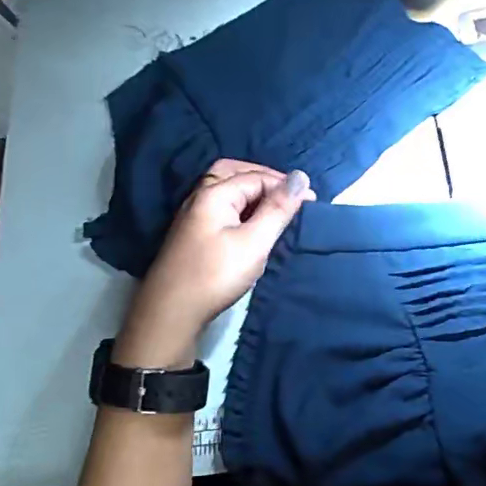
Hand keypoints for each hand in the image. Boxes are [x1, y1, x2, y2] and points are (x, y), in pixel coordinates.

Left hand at [116, 159, 314, 367]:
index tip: (314, 201)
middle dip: (264, 178)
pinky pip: (222, 207)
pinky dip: (242, 206)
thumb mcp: (254, 241)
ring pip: (226, 190)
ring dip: (253, 193)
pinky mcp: (194, 235)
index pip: (256, 177)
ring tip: (277, 208)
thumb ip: (278, 208)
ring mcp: (194, 216)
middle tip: (290, 195)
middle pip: (234, 173)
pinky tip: (253, 223)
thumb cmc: (216, 274)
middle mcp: (201, 198)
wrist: (172, 312)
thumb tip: (301, 176)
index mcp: (214, 193)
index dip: (286, 185)